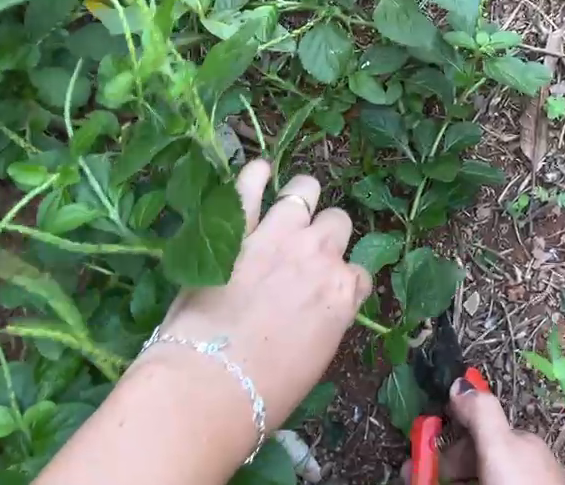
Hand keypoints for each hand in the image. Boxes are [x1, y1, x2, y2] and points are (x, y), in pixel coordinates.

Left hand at [154, 159, 369, 425]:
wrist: (206, 389)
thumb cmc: (263, 393)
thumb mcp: (316, 359)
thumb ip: (328, 319)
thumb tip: (320, 307)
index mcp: (343, 290)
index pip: (358, 273)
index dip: (343, 281)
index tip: (329, 292)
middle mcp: (319, 254)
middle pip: (338, 222)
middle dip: (328, 234)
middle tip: (307, 252)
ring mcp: (278, 235)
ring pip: (304, 191)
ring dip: (301, 197)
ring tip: (290, 206)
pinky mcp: (236, 231)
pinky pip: (248, 188)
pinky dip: (254, 175)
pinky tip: (258, 171)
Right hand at [417, 382, 564, 484]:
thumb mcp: (500, 445)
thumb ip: (481, 413)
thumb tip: (459, 383)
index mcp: (520, 443)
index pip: (476, 432)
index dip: (444, 440)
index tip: (417, 452)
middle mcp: (522, 466)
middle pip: (473, 458)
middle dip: (442, 465)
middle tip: (414, 476)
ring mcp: (523, 484)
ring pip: (478, 477)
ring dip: (450, 479)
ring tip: (426, 484)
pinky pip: (491, 484)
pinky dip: (470, 484)